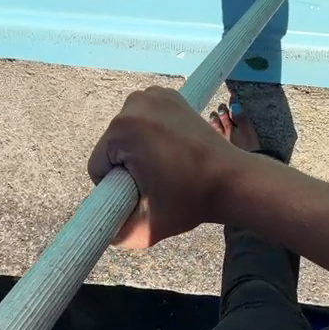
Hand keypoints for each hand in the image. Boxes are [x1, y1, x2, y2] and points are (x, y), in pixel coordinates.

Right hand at [87, 86, 248, 247]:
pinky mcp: (169, 94)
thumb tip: (99, 227)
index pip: (98, 166)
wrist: (230, 177)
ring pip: (127, 133)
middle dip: (128, 166)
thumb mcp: (144, 229)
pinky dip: (151, 134)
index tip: (143, 192)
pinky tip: (171, 148)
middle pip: (112, 147)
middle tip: (158, 179)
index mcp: (122, 128)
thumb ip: (113, 234)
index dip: (115, 187)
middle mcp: (135, 102)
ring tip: (166, 164)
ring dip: (138, 150)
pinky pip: (144, 120)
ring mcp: (154, 94)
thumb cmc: (189, 200)